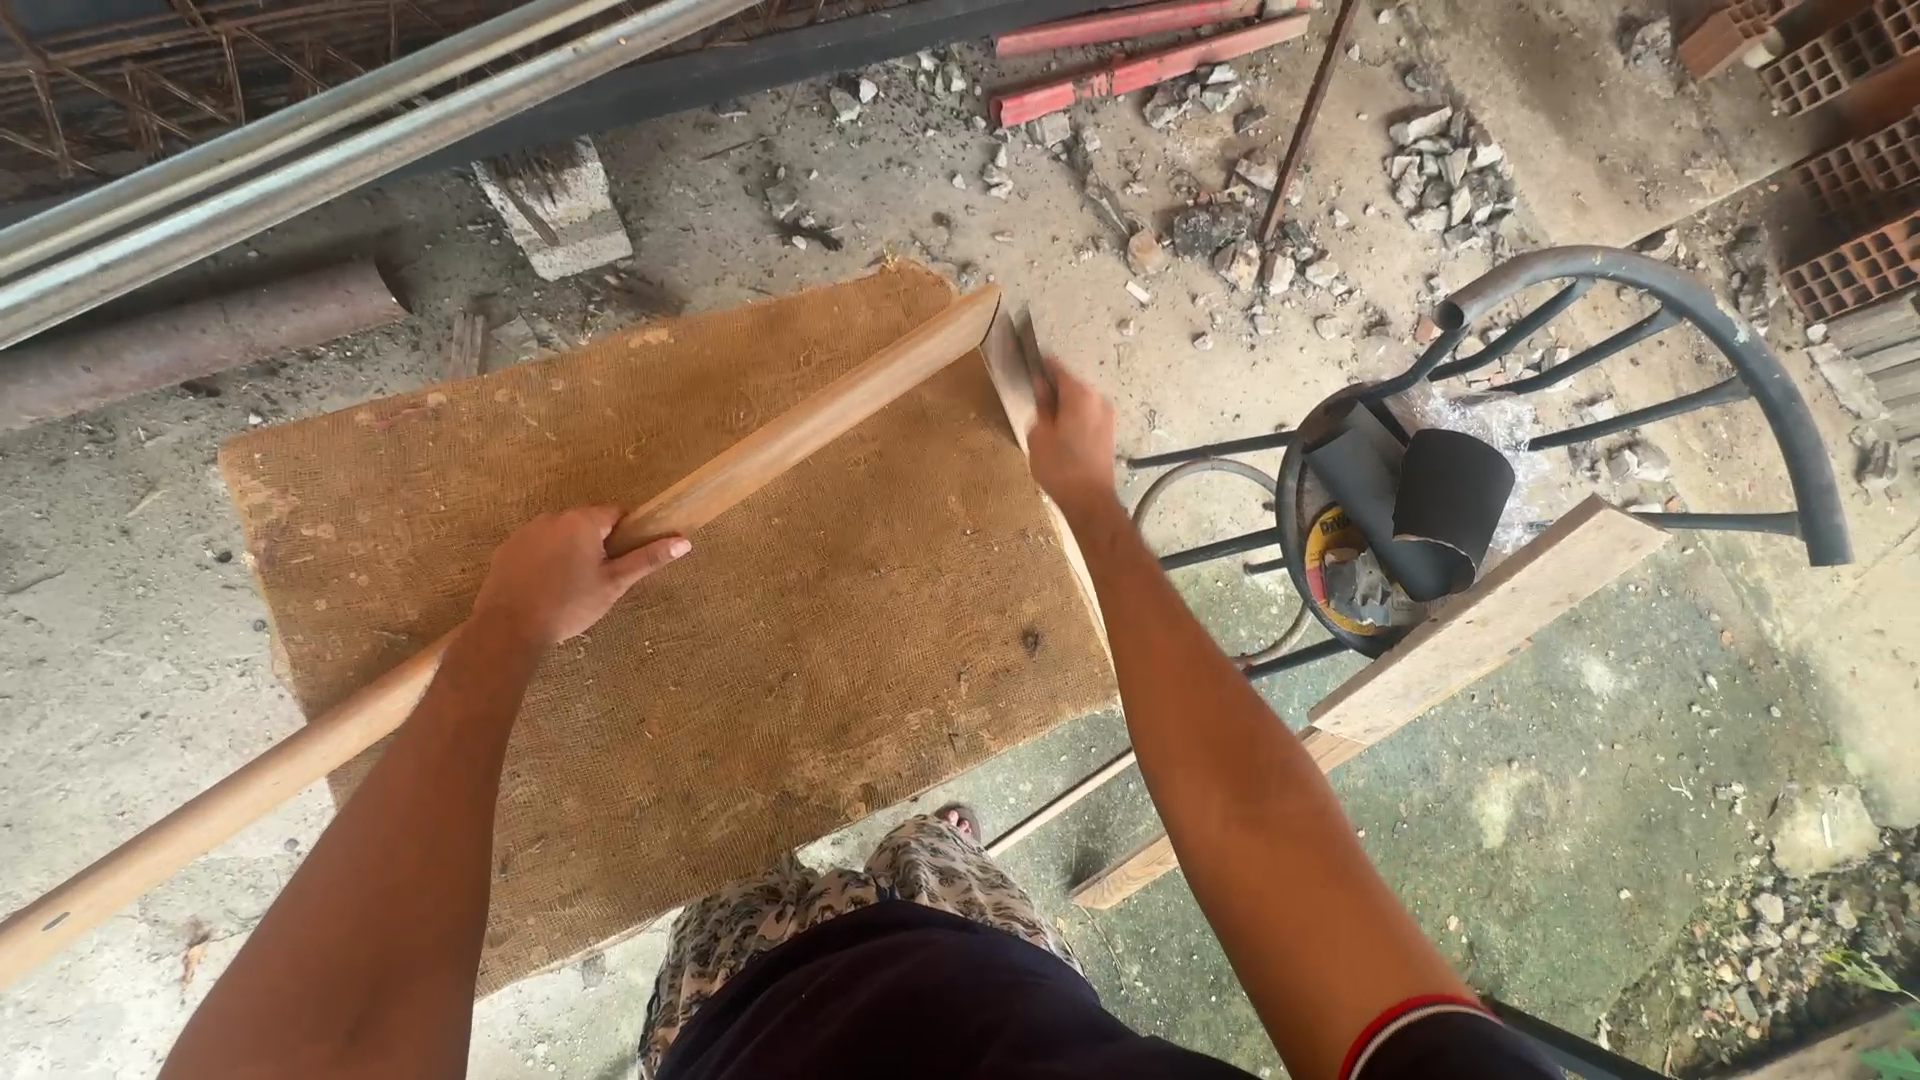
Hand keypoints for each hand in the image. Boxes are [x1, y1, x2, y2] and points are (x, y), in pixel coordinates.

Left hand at [472, 507, 690, 645]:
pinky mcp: (506, 549)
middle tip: (600, 579)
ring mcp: (526, 531)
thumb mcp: (615, 584)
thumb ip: (648, 559)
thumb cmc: (570, 604)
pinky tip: (546, 588)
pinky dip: (546, 561)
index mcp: (583, 521)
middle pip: (588, 524)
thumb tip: (684, 541)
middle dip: (597, 545)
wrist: (508, 627)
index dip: (626, 536)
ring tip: (571, 587)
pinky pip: (537, 548)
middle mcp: (553, 517)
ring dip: (570, 552)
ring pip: (561, 536)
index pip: (617, 514)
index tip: (624, 561)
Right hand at [1027, 357, 1117, 517]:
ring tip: (1047, 424)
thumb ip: (1041, 407)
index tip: (1029, 366)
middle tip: (1034, 404)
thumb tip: (1042, 390)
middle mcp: (1098, 399)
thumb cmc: (1059, 467)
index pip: (1057, 368)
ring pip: (1080, 402)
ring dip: (1065, 406)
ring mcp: (1107, 416)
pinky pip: (1088, 416)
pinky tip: (1062, 435)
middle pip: (1071, 385)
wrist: (1089, 499)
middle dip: (1053, 391)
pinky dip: (1075, 418)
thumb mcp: (1039, 435)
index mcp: (1079, 394)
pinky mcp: (1109, 432)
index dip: (1041, 366)